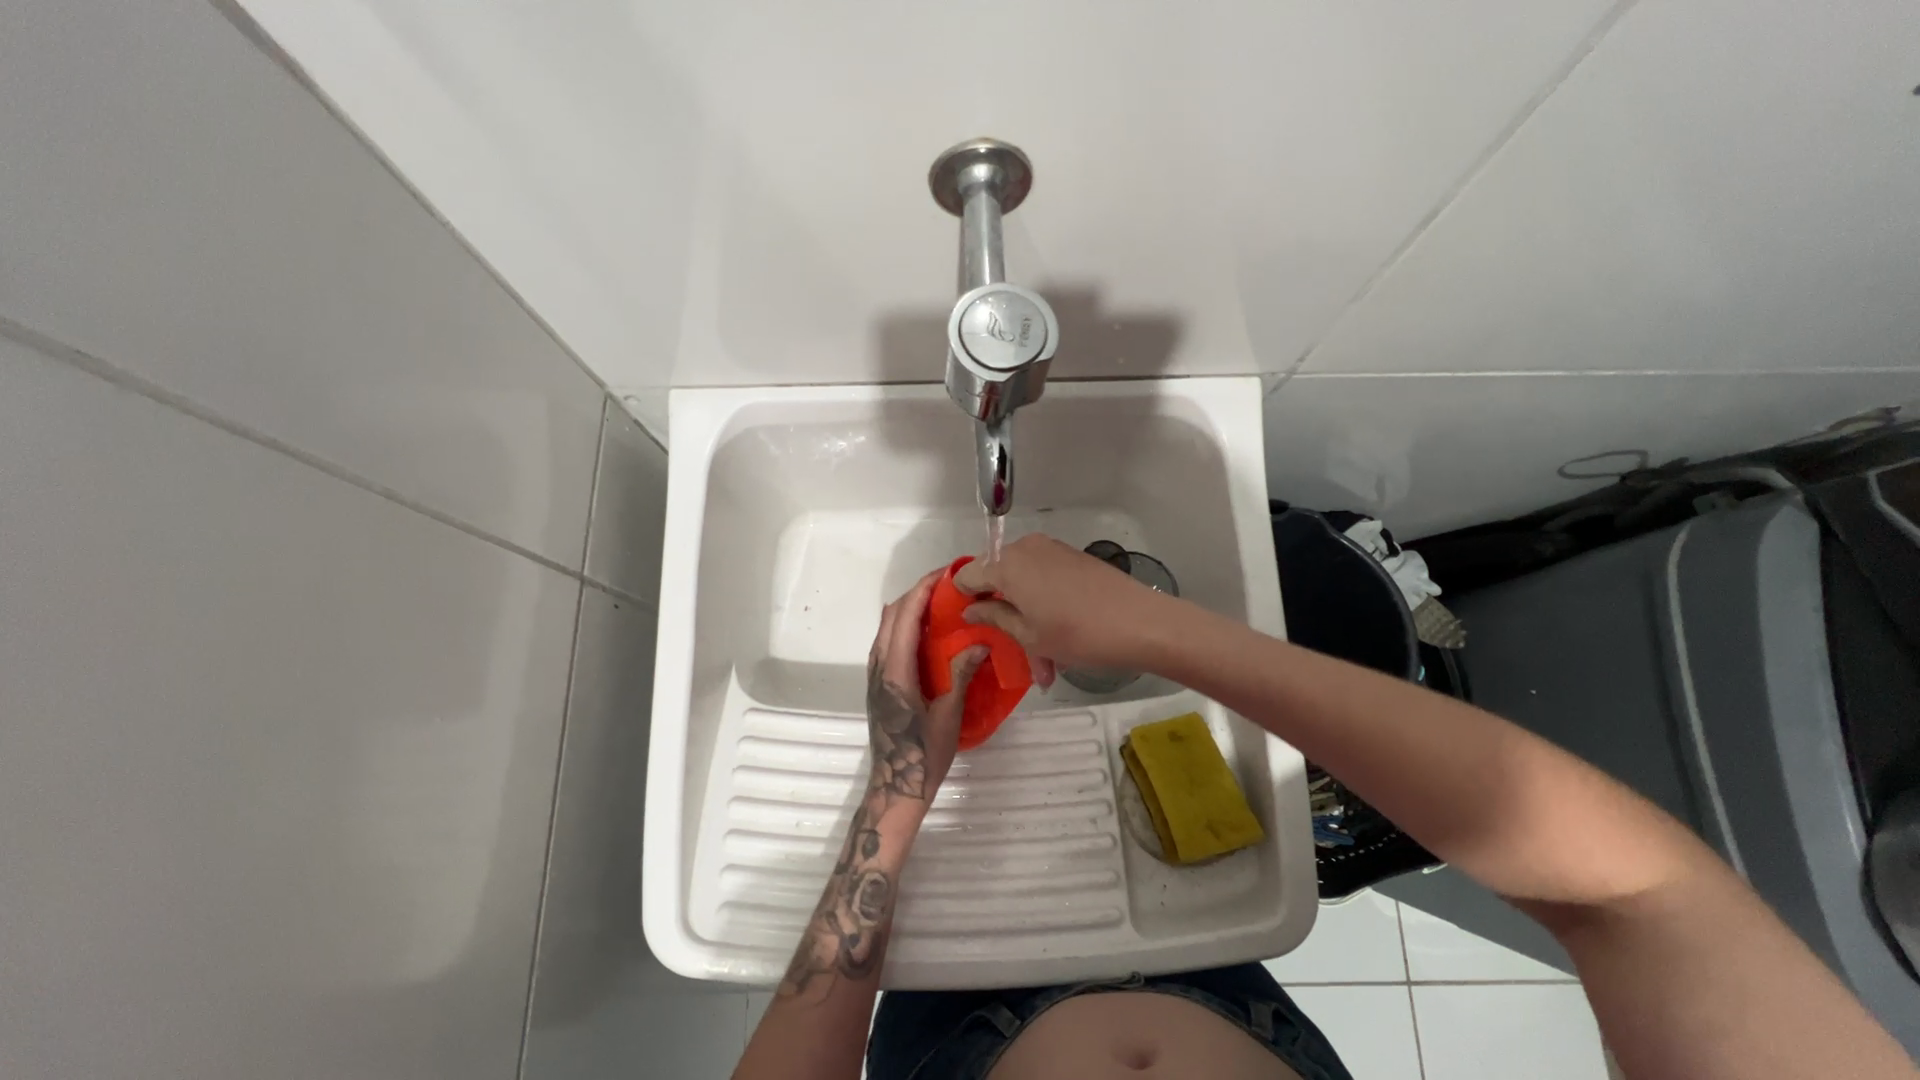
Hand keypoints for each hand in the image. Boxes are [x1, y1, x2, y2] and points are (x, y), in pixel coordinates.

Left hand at [866, 570, 988, 803]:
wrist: (896, 786)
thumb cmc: (924, 754)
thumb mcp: (949, 715)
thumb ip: (961, 675)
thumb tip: (982, 641)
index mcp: (895, 671)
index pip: (904, 616)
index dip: (922, 590)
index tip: (946, 574)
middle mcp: (880, 666)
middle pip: (892, 615)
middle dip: (917, 593)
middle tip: (949, 585)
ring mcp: (876, 675)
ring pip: (887, 627)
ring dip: (909, 608)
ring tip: (941, 603)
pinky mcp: (879, 683)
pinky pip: (887, 641)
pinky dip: (904, 626)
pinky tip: (929, 633)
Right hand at [952, 534, 1172, 674]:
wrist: (1140, 623)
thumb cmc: (1076, 634)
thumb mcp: (1028, 635)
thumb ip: (994, 617)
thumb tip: (972, 609)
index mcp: (1006, 565)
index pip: (967, 575)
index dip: (963, 599)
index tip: (968, 625)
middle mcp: (1026, 548)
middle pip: (998, 578)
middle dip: (1003, 614)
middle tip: (1013, 651)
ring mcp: (1053, 550)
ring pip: (1026, 584)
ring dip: (1029, 619)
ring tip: (1046, 663)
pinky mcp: (1074, 558)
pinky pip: (1046, 581)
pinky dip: (1047, 607)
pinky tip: (1061, 643)